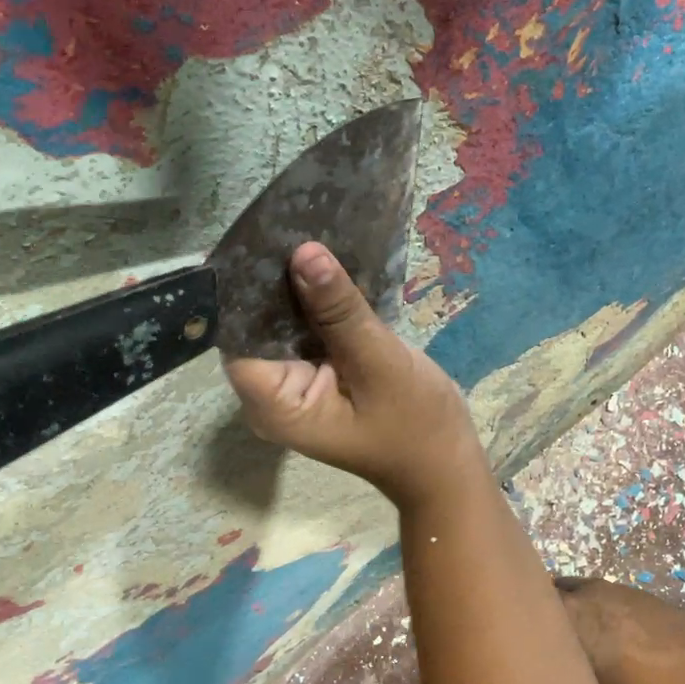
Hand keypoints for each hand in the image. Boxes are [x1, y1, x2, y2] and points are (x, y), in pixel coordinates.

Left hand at [223, 242, 489, 509]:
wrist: (446, 463)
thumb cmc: (415, 425)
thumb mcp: (379, 362)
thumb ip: (339, 311)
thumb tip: (304, 252)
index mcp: (275, 404)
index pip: (237, 334)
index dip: (246, 287)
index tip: (265, 237)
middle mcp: (274, 394)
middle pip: (259, 326)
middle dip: (275, 279)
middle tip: (292, 220)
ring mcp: (297, 384)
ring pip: (286, 324)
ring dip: (299, 286)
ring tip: (309, 229)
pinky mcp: (321, 373)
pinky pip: (310, 331)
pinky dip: (320, 303)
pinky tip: (331, 264)